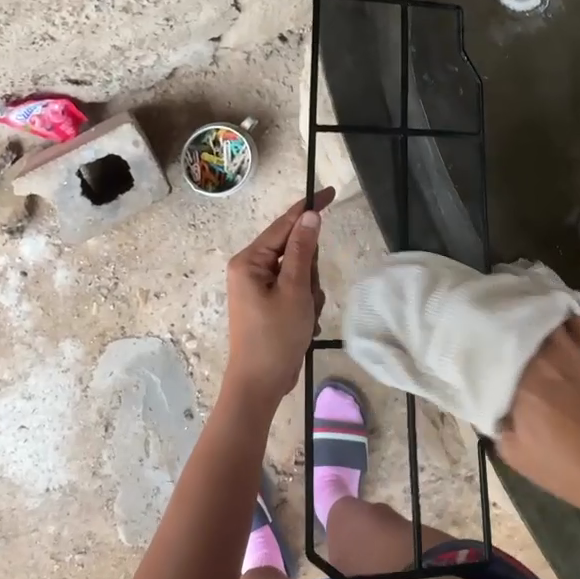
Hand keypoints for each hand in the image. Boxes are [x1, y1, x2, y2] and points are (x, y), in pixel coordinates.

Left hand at [223, 188, 335, 405]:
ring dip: (310, 291)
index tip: (330, 193)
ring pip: (300, 272)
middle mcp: (250, 269)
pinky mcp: (269, 304)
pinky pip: (296, 290)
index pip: (284, 225)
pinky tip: (304, 325)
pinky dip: (306, 304)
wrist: (260, 385)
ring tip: (305, 315)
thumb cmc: (274, 336)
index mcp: (249, 261)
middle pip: (294, 249)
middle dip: (309, 270)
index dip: (308, 209)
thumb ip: (302, 250)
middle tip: (308, 295)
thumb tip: (309, 215)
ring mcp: (259, 288)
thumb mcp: (294, 290)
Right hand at [496, 317, 579, 521]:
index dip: (478, 343)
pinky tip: (552, 323)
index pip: (489, 348)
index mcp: (519, 378)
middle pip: (515, 323)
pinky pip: (574, 321)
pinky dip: (560, 318)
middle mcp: (543, 355)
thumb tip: (486, 397)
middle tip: (489, 328)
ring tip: (517, 318)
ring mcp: (571, 349)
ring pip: (544, 316)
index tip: (470, 345)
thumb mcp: (512, 452)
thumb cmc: (562, 466)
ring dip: (528, 315)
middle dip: (500, 324)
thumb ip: (494, 419)